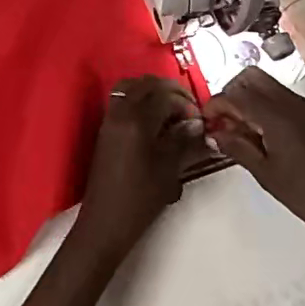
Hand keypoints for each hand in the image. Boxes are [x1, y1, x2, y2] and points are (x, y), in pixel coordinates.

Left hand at [76, 76, 200, 252]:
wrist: (105, 221)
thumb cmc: (140, 199)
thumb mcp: (168, 170)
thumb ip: (182, 140)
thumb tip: (195, 122)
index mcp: (136, 121)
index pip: (165, 95)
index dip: (186, 103)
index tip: (199, 119)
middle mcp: (120, 112)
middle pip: (146, 84)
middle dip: (170, 91)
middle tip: (189, 109)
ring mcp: (109, 119)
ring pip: (131, 87)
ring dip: (153, 92)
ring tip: (173, 111)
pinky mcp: (105, 128)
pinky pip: (122, 99)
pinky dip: (140, 99)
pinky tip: (155, 119)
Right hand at [204, 67, 304, 245]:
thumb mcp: (264, 172)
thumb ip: (237, 146)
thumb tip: (215, 133)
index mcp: (274, 115)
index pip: (234, 95)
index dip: (215, 105)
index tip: (206, 121)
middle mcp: (289, 102)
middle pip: (249, 77)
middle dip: (230, 92)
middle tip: (222, 120)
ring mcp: (302, 107)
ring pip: (265, 83)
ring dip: (246, 97)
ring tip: (238, 129)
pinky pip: (279, 96)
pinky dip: (262, 105)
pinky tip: (258, 133)